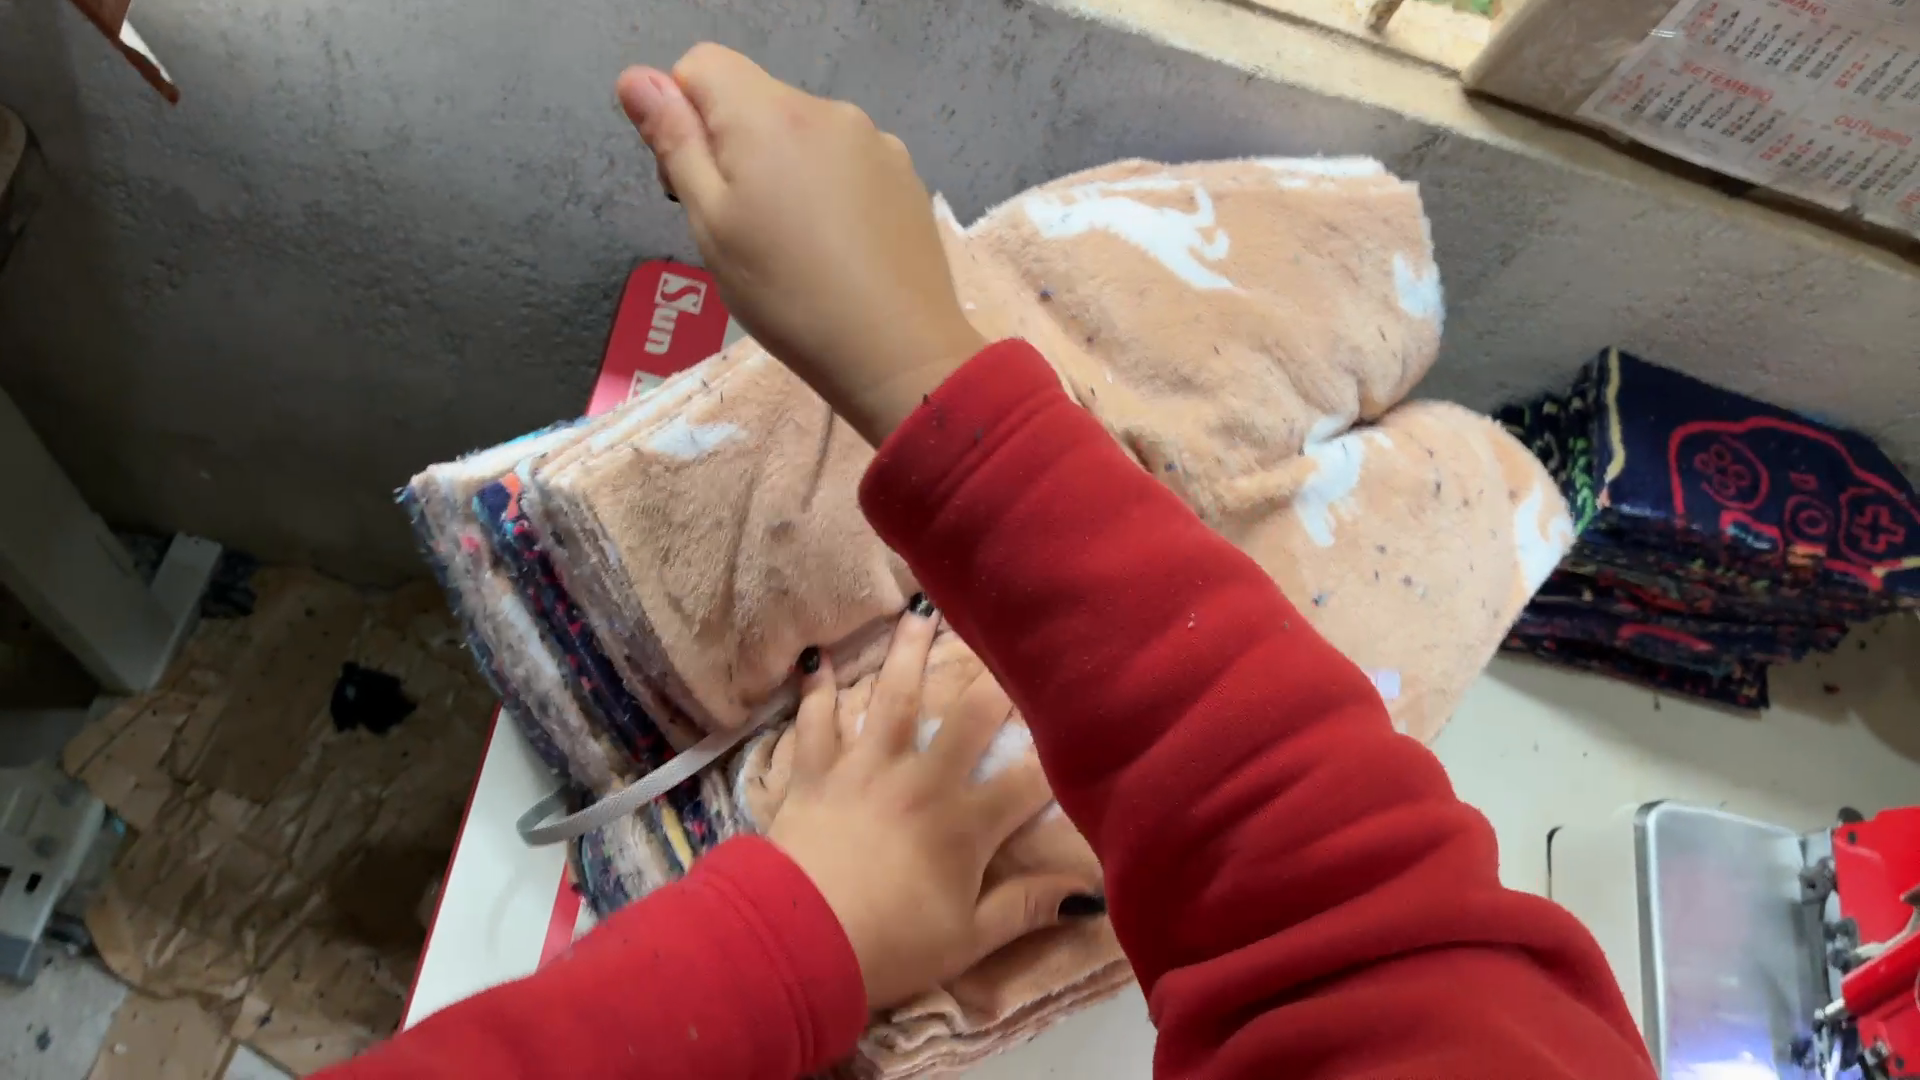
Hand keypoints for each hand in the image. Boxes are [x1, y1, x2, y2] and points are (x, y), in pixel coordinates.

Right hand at [616, 45, 985, 444]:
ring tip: (803, 251)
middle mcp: (829, 112)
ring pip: (807, 140)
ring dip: (790, 175)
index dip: (684, 119)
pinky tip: (844, 251)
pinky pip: (851, 168)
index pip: (703, 67)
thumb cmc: (790, 299)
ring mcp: (878, 145)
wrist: (898, 354)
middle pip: (758, 105)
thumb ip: (675, 145)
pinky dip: (835, 194)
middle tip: (751, 235)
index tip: (697, 186)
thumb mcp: (713, 228)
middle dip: (740, 153)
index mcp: (769, 114)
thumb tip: (639, 79)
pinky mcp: (908, 180)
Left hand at [767, 599, 1094, 1008]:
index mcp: (964, 824)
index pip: (1025, 781)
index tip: (1073, 724)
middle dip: (993, 680)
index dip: (1053, 755)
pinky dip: (815, 690)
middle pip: (968, 718)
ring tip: (918, 612)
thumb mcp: (968, 941)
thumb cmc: (889, 947)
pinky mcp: (818, 771)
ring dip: (906, 653)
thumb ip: (1026, 908)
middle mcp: (921, 780)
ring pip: (893, 697)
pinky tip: (814, 659)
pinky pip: (816, 721)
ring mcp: (866, 768)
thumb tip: (1091, 892)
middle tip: (1006, 639)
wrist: (796, 945)